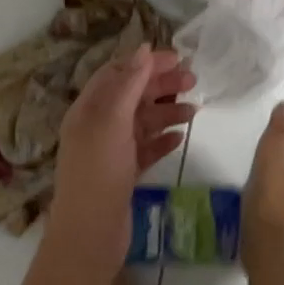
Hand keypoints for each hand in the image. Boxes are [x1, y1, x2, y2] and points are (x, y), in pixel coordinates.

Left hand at [51, 44, 195, 264]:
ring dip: (168, 112)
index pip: (118, 73)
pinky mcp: (124, 174)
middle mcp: (98, 126)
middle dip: (162, 85)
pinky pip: (147, 148)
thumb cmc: (99, 172)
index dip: (146, 62)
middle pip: (133, 95)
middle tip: (194, 80)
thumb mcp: (112, 121)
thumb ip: (129, 84)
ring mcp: (111, 151)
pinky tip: (181, 138)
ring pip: (143, 122)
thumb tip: (143, 49)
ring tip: (195, 111)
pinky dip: (163, 140)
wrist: (90, 236)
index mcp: (89, 109)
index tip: (178, 58)